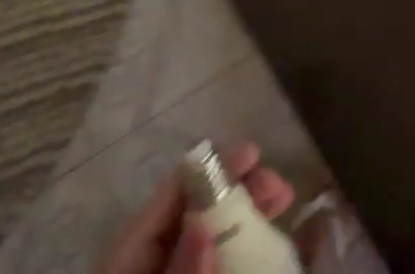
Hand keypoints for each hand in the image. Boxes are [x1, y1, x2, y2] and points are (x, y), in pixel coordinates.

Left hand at [100, 141, 295, 273]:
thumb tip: (204, 229)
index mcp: (127, 261)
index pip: (167, 205)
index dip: (208, 172)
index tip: (253, 153)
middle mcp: (152, 270)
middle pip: (195, 225)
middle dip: (238, 199)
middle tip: (279, 187)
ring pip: (214, 253)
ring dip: (249, 230)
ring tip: (287, 212)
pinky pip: (223, 273)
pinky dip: (249, 264)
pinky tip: (282, 255)